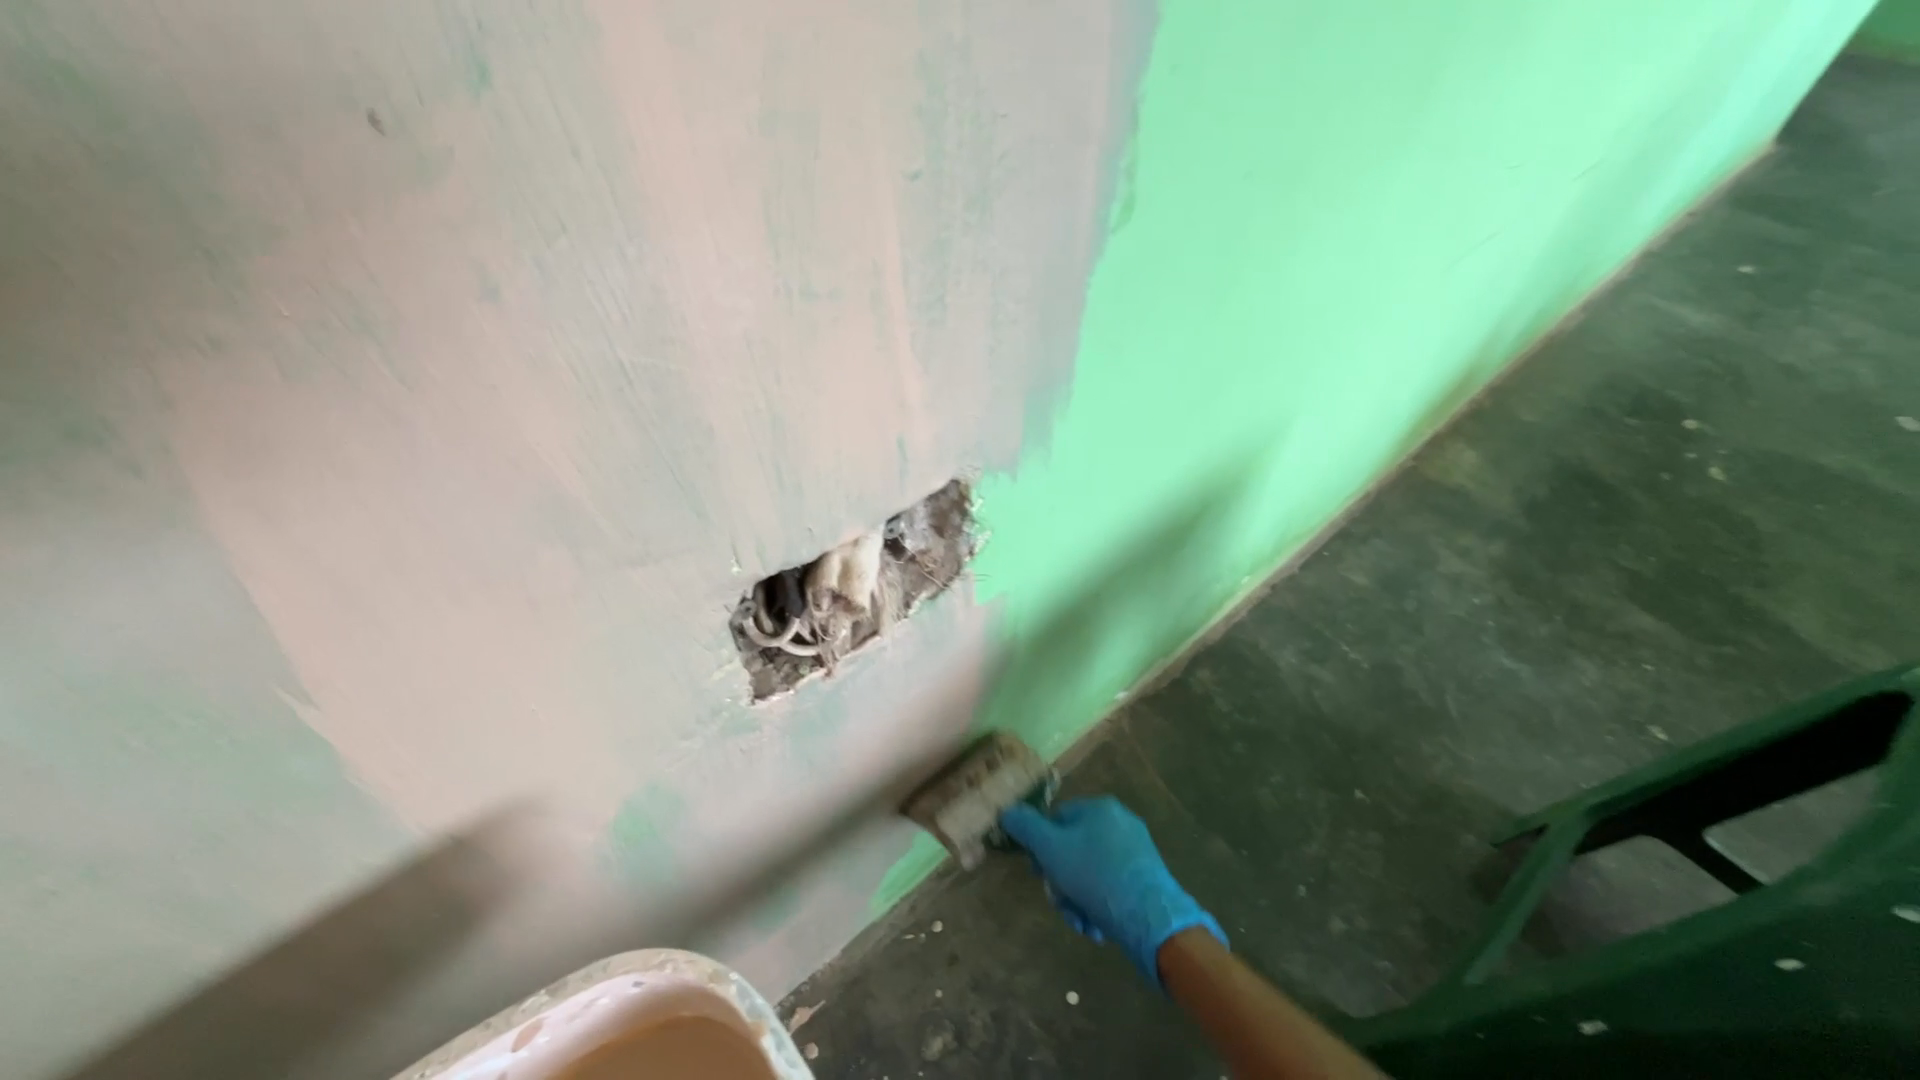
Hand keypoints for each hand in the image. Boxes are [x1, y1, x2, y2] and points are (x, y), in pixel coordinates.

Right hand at [1000, 797, 1226, 984]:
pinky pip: (1110, 887)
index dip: (1040, 847)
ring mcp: (1136, 851)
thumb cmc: (1095, 876)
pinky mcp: (1146, 878)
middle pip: (1072, 849)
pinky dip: (1098, 906)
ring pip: (1089, 873)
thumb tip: (1006, 810)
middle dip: (1061, 882)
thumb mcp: (1050, 849)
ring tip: (1081, 923)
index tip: (1038, 874)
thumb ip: (1025, 827)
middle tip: (1060, 903)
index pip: (1055, 819)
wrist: (1151, 917)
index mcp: (1099, 808)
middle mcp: (1120, 823)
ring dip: (1077, 900)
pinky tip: (1096, 927)